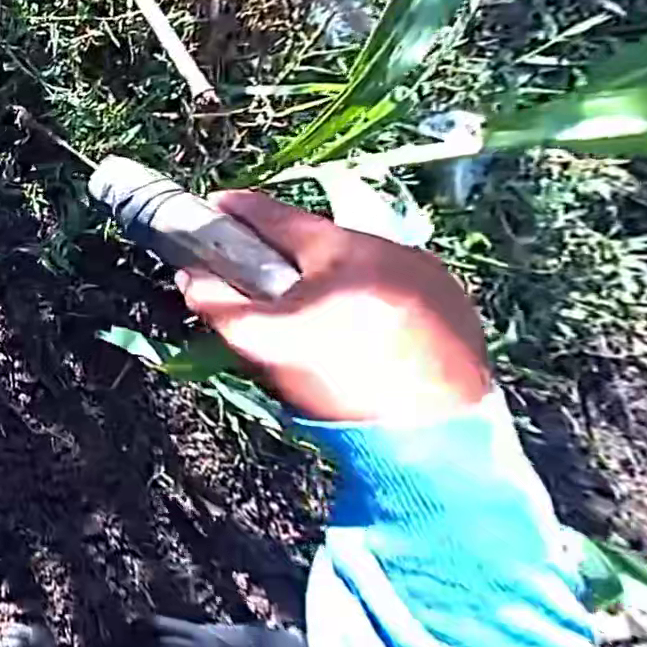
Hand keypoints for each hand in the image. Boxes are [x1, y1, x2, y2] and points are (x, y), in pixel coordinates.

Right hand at [176, 190, 491, 422]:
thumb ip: (216, 302)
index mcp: (347, 251)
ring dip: (322, 270)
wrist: (432, 442)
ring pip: (357, 262)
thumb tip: (189, 275)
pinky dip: (357, 290)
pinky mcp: (456, 308)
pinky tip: (345, 319)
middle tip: (251, 261)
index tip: (217, 203)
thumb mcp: (260, 342)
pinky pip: (389, 284)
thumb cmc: (339, 381)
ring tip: (297, 296)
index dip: (242, 208)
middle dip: (281, 246)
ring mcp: (433, 279)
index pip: (281, 217)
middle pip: (320, 239)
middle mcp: (396, 252)